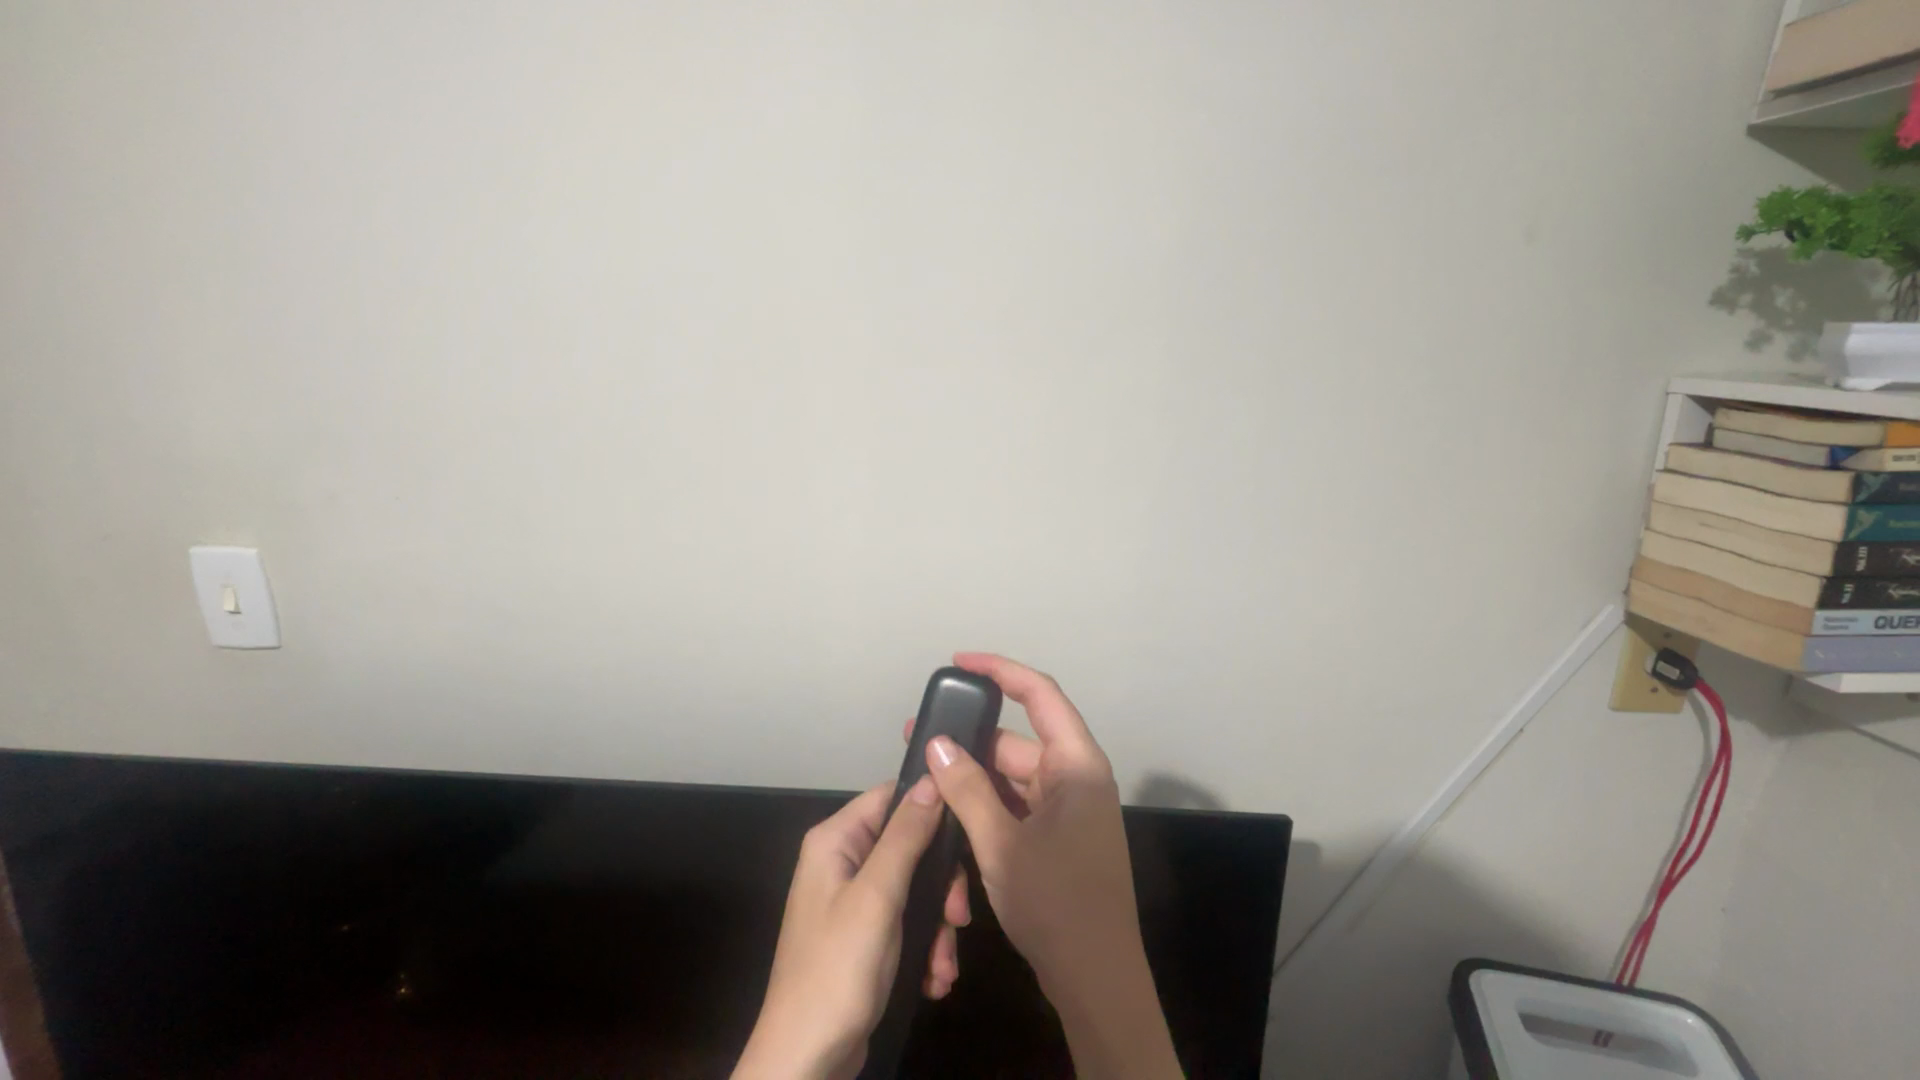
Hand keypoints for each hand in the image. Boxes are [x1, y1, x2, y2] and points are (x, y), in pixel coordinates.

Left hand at [733, 779, 970, 1079]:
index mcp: (835, 842)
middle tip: (958, 918)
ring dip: (937, 926)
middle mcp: (842, 862)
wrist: (807, 1059)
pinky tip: (933, 978)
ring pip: (916, 888)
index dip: (932, 808)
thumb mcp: (877, 897)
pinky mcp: (865, 936)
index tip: (968, 834)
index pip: (892, 797)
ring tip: (944, 964)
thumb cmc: (837, 969)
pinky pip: (907, 922)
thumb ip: (906, 837)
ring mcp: (853, 901)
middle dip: (940, 885)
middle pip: (910, 846)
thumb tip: (933, 778)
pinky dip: (925, 948)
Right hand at [923, 652, 1183, 1079]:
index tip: (959, 663)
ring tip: (923, 778)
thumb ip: (967, 789)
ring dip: (973, 779)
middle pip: (1018, 741)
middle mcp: (1076, 779)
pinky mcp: (1058, 837)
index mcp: (1077, 765)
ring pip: (1013, 778)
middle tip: (916, 737)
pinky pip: (1017, 806)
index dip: (1000, 671)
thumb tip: (936, 744)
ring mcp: (1068, 810)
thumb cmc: (1056, 903)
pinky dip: (986, 806)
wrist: (1096, 978)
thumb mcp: (1001, 843)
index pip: (1039, 695)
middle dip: (969, 739)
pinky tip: (949, 812)